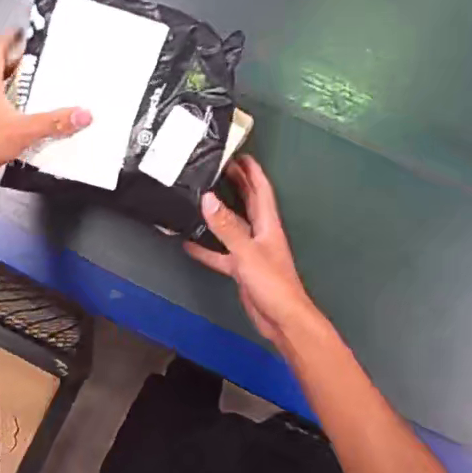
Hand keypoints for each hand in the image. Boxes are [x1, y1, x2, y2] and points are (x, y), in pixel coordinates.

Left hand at [0, 31, 90, 198]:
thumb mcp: (22, 131)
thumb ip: (53, 123)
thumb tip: (82, 114)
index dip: (8, 40)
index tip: (20, 34)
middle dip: (16, 68)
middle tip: (35, 66)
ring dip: (13, 94)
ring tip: (35, 96)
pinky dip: (11, 118)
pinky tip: (24, 128)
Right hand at [186, 156, 323, 350]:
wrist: (282, 319)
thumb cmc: (272, 284)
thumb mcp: (247, 252)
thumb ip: (226, 227)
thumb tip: (207, 198)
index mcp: (268, 224)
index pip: (261, 189)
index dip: (252, 170)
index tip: (237, 153)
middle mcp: (260, 234)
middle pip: (247, 203)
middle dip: (236, 184)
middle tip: (217, 167)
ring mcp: (250, 252)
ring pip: (232, 226)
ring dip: (218, 213)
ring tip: (199, 197)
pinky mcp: (241, 269)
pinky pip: (221, 254)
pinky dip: (207, 248)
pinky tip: (190, 243)